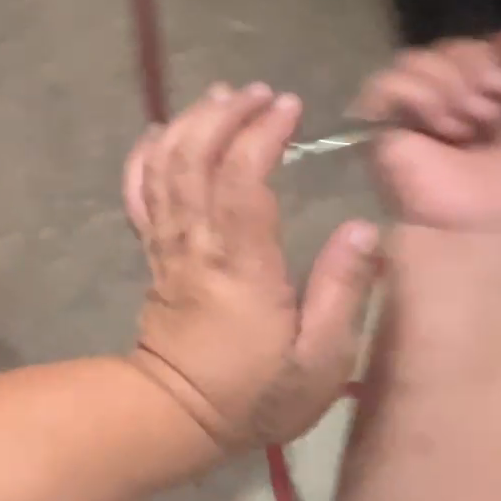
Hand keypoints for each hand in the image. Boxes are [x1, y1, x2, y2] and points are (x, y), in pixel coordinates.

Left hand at [124, 83, 380, 447]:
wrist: (178, 408)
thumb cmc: (257, 391)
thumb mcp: (324, 357)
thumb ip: (342, 289)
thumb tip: (363, 228)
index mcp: (240, 263)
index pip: (240, 179)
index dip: (260, 134)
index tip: (287, 106)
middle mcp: (194, 240)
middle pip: (193, 159)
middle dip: (222, 115)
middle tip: (256, 92)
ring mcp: (165, 241)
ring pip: (163, 167)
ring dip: (188, 125)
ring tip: (218, 97)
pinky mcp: (150, 248)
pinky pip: (137, 192)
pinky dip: (144, 156)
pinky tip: (160, 132)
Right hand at [353, 31, 500, 247]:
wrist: (494, 228)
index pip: (497, 53)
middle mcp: (459, 107)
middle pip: (455, 48)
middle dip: (482, 64)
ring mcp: (415, 115)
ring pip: (418, 59)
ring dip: (452, 84)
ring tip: (470, 124)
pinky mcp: (379, 124)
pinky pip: (386, 83)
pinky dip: (417, 96)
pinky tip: (440, 125)